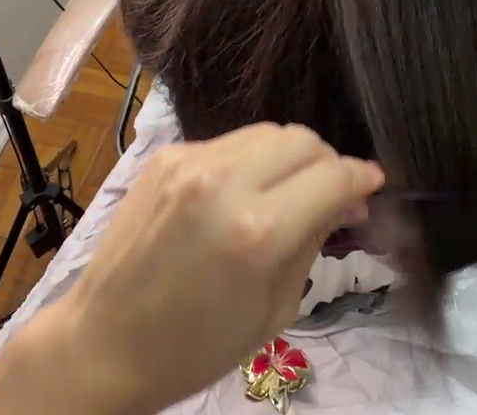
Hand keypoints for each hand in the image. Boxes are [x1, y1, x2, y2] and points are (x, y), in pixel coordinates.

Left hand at [29, 124, 384, 414]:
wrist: (104, 341)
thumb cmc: (196, 346)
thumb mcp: (274, 308)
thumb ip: (314, 240)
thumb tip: (348, 198)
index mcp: (257, 232)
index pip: (333, 177)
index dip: (362, 178)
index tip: (372, 185)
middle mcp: (225, 182)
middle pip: (303, 139)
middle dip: (328, 161)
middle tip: (332, 192)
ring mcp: (190, 161)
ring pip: (267, 131)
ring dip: (291, 155)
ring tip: (289, 189)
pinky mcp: (166, 155)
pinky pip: (229, 142)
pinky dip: (250, 160)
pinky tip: (241, 192)